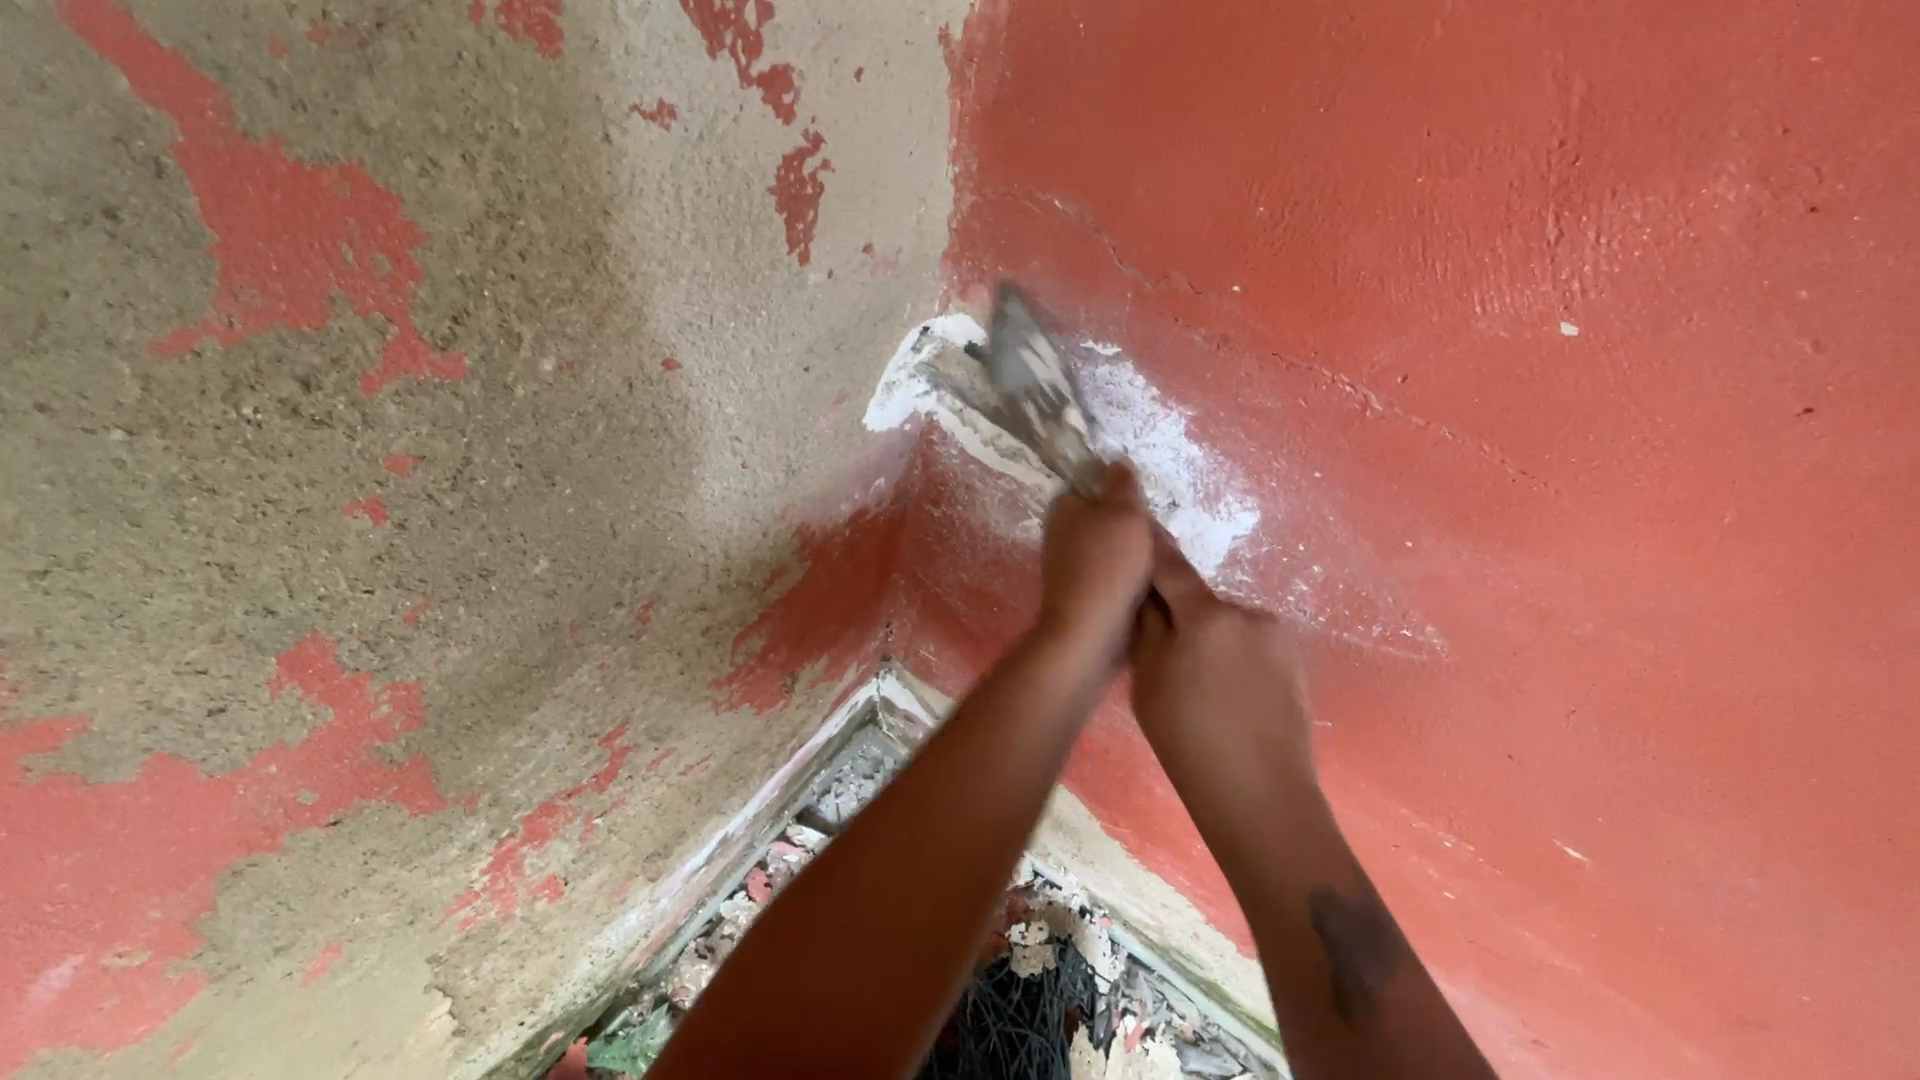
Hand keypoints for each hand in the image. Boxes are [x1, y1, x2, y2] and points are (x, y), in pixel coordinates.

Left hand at [1037, 461, 1154, 657]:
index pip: (1095, 491)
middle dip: (1137, 533)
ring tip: (1162, 571)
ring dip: (1138, 561)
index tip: (1148, 514)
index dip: (1125, 500)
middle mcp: (1059, 537)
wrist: (1089, 632)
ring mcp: (1067, 570)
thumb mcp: (1124, 513)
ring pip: (1114, 554)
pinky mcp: (1080, 598)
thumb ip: (1122, 485)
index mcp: (1064, 510)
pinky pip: (1112, 581)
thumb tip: (1117, 462)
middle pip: (1108, 524)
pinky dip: (1129, 585)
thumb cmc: (1109, 565)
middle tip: (1163, 545)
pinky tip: (1150, 594)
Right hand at [1130, 531, 1314, 779]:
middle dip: (1180, 617)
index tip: (1141, 522)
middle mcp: (1249, 614)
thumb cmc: (1188, 738)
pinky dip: (1233, 661)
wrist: (1260, 793)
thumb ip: (1148, 629)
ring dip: (1209, 642)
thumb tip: (1149, 597)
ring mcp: (1278, 639)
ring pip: (1226, 628)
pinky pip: (1250, 648)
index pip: (1171, 568)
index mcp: (1207, 615)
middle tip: (1163, 659)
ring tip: (1199, 690)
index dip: (1153, 547)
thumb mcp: (1149, 680)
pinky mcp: (1294, 663)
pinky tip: (1227, 699)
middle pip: (1200, 604)